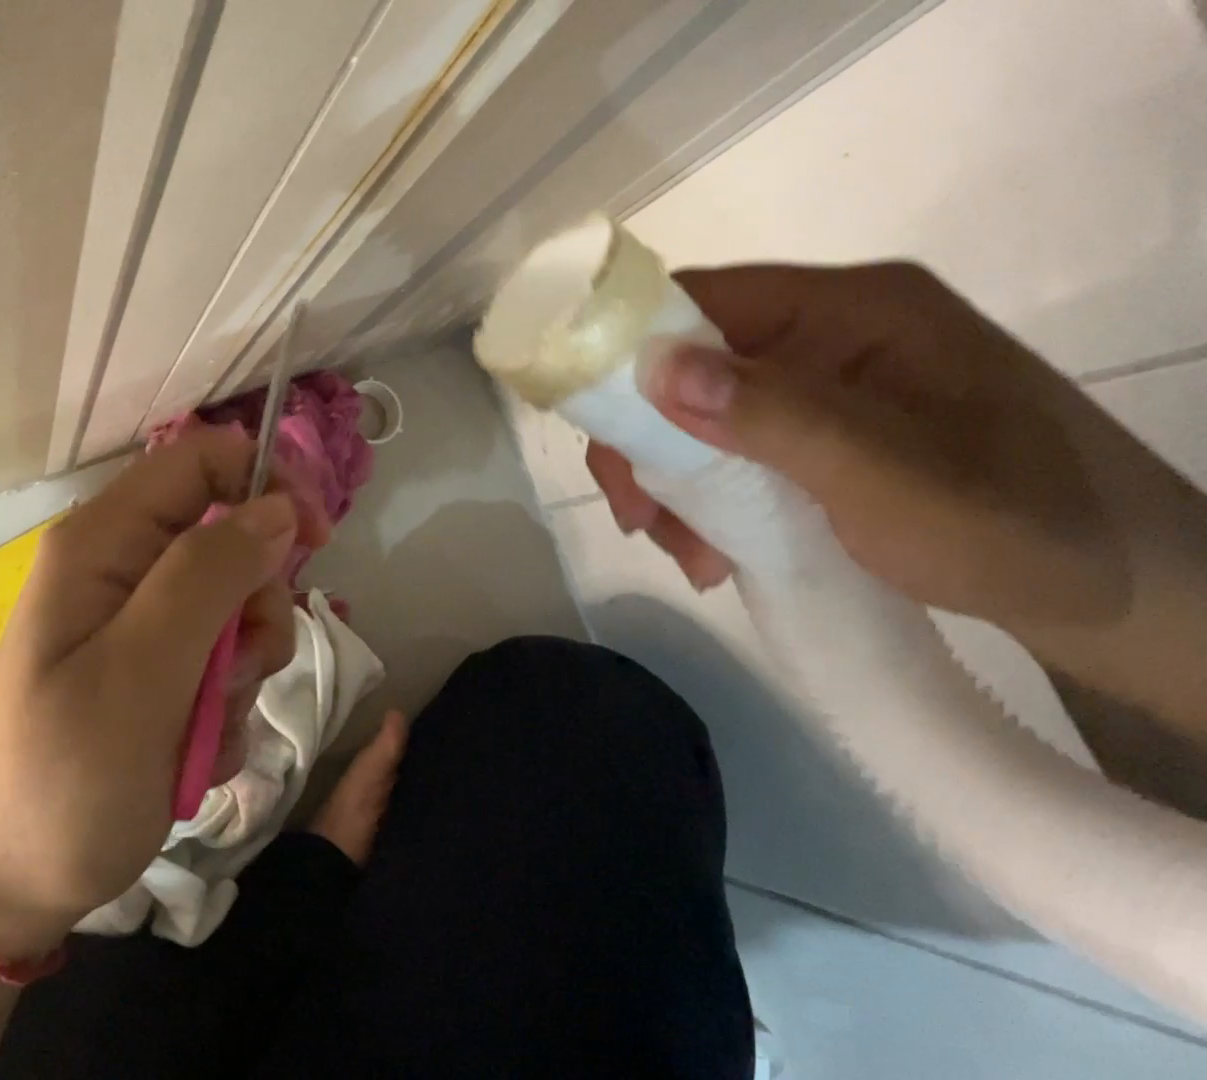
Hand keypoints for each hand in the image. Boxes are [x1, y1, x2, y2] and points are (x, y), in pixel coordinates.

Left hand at [0, 426, 327, 960]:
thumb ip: (206, 578)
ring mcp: (136, 628)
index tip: (315, 542)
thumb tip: (274, 507)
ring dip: (241, 674)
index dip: (266, 483)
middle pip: (230, 542)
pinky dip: (224, 711)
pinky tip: (191, 757)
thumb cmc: (65, 779)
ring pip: (235, 612)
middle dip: (254, 610)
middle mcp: (118, 573)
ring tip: (200, 734)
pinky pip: (222, 668)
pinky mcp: (153, 677)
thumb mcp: (139, 674)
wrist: (14, 885)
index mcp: (99, 546)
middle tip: (233, 676)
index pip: (199, 460)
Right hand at [586, 261, 1181, 628]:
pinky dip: (708, 499)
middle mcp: (832, 332)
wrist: (1121, 592)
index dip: (628, 354)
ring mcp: (831, 382)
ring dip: (673, 484)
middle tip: (639, 520)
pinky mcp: (831, 430)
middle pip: (688, 364)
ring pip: (702, 414)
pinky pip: (736, 447)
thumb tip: (653, 366)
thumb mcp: (885, 475)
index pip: (701, 300)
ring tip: (688, 555)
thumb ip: (772, 414)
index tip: (600, 439)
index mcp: (852, 311)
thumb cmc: (1015, 527)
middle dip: (648, 445)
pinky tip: (714, 550)